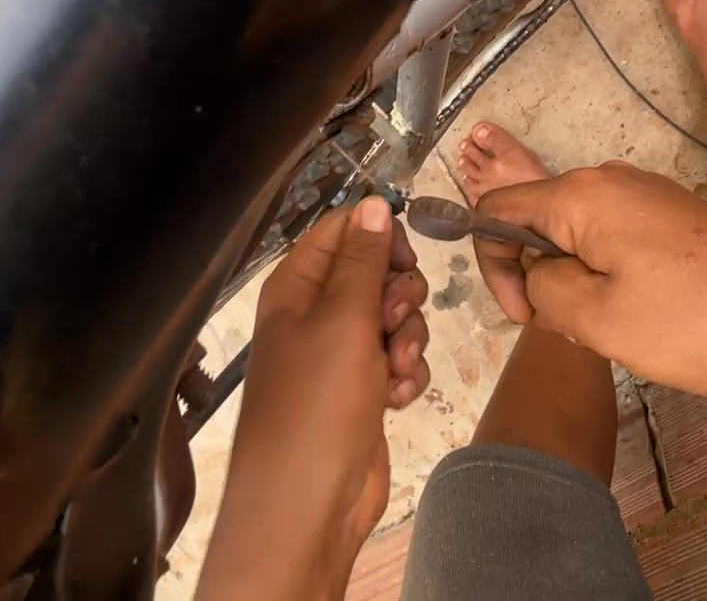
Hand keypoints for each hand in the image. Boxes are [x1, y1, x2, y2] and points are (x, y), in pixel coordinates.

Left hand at [198, 197, 430, 599]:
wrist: (309, 506)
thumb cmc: (318, 402)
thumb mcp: (344, 319)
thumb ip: (365, 259)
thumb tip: (375, 201)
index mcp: (299, 283)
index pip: (344, 229)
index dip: (380, 237)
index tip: (403, 260)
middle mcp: (318, 310)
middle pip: (378, 270)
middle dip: (399, 295)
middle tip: (392, 322)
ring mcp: (342, 350)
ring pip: (395, 314)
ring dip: (407, 338)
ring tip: (395, 369)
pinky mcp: (363, 385)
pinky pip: (399, 355)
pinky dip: (405, 372)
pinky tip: (397, 397)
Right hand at [476, 162, 706, 399]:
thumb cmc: (696, 323)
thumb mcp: (596, 319)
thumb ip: (541, 287)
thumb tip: (537, 270)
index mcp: (581, 194)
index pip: (496, 209)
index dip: (492, 266)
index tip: (525, 318)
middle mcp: (610, 179)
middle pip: (539, 221)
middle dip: (540, 277)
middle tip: (574, 331)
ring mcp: (649, 194)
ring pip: (579, 235)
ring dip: (577, 281)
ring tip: (617, 330)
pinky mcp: (678, 216)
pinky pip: (617, 239)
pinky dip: (611, 276)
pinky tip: (648, 315)